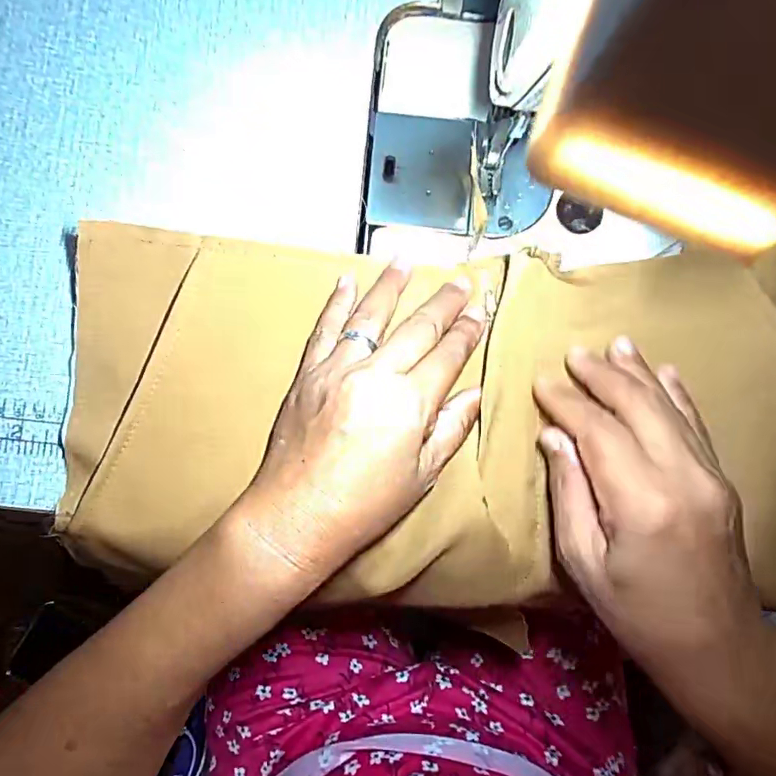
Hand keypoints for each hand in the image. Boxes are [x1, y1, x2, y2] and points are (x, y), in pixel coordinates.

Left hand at [229, 263, 487, 584]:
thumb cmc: (361, 506)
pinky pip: (324, 330)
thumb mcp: (420, 476)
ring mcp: (336, 371)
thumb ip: (450, 429)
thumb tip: (472, 395)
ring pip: (368, 317)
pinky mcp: (306, 376)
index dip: (468, 330)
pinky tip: (345, 283)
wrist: (295, 515)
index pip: (448, 354)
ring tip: (405, 261)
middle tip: (459, 281)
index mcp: (410, 403)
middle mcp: (374, 377)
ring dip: (390, 286)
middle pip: (416, 328)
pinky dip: (336, 304)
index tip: (481, 309)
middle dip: (443, 302)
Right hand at [533, 336, 762, 664]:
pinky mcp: (722, 482)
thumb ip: (569, 492)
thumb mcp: (582, 561)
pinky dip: (677, 395)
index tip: (541, 381)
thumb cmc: (635, 612)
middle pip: (638, 408)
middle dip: (602, 376)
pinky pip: (696, 426)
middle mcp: (683, 477)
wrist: (717, 645)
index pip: (599, 431)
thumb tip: (554, 437)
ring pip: (670, 409)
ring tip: (615, 345)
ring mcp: (711, 477)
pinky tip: (665, 373)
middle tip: (573, 353)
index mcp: (642, 501)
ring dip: (639, 374)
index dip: (567, 402)